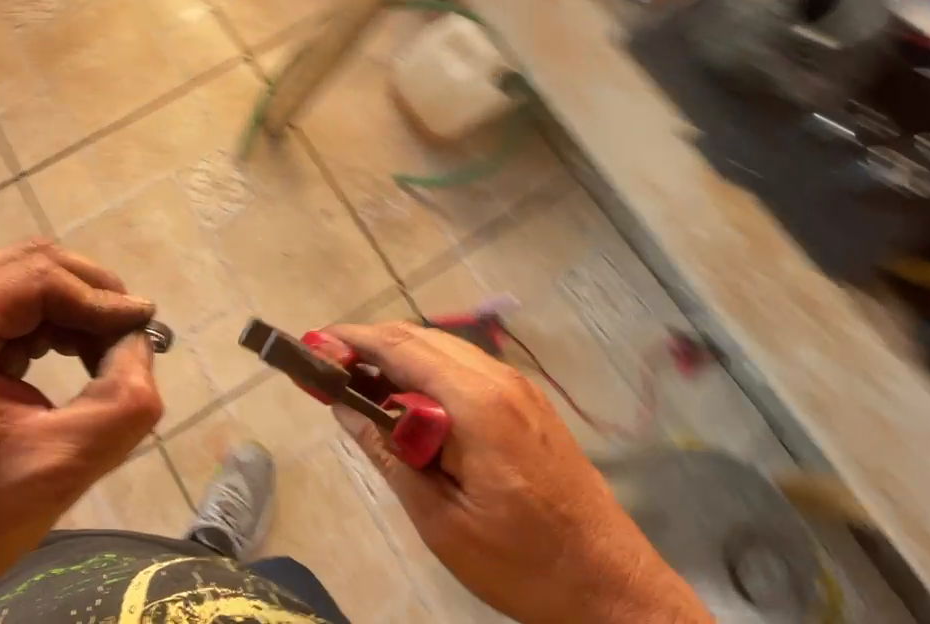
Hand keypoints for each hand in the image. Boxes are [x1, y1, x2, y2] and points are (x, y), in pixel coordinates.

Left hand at [0, 240, 162, 623]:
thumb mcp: (62, 463)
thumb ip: (121, 401)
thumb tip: (142, 343)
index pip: (39, 278)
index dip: (100, 299)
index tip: (147, 331)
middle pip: (33, 265)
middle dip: (92, 297)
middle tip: (133, 339)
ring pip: (28, 278)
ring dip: (77, 308)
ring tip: (109, 355)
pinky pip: (16, 302)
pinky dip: (57, 321)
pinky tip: (80, 355)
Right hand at [325, 322, 709, 623]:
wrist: (616, 591)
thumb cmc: (522, 564)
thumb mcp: (440, 518)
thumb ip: (389, 454)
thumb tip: (343, 407)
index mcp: (476, 402)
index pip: (400, 347)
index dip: (352, 340)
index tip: (313, 346)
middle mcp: (499, 379)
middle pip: (419, 338)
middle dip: (369, 343)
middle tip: (328, 365)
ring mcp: (519, 389)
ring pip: (442, 348)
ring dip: (398, 355)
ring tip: (358, 382)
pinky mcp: (529, 405)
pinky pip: (465, 367)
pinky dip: (427, 369)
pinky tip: (408, 401)